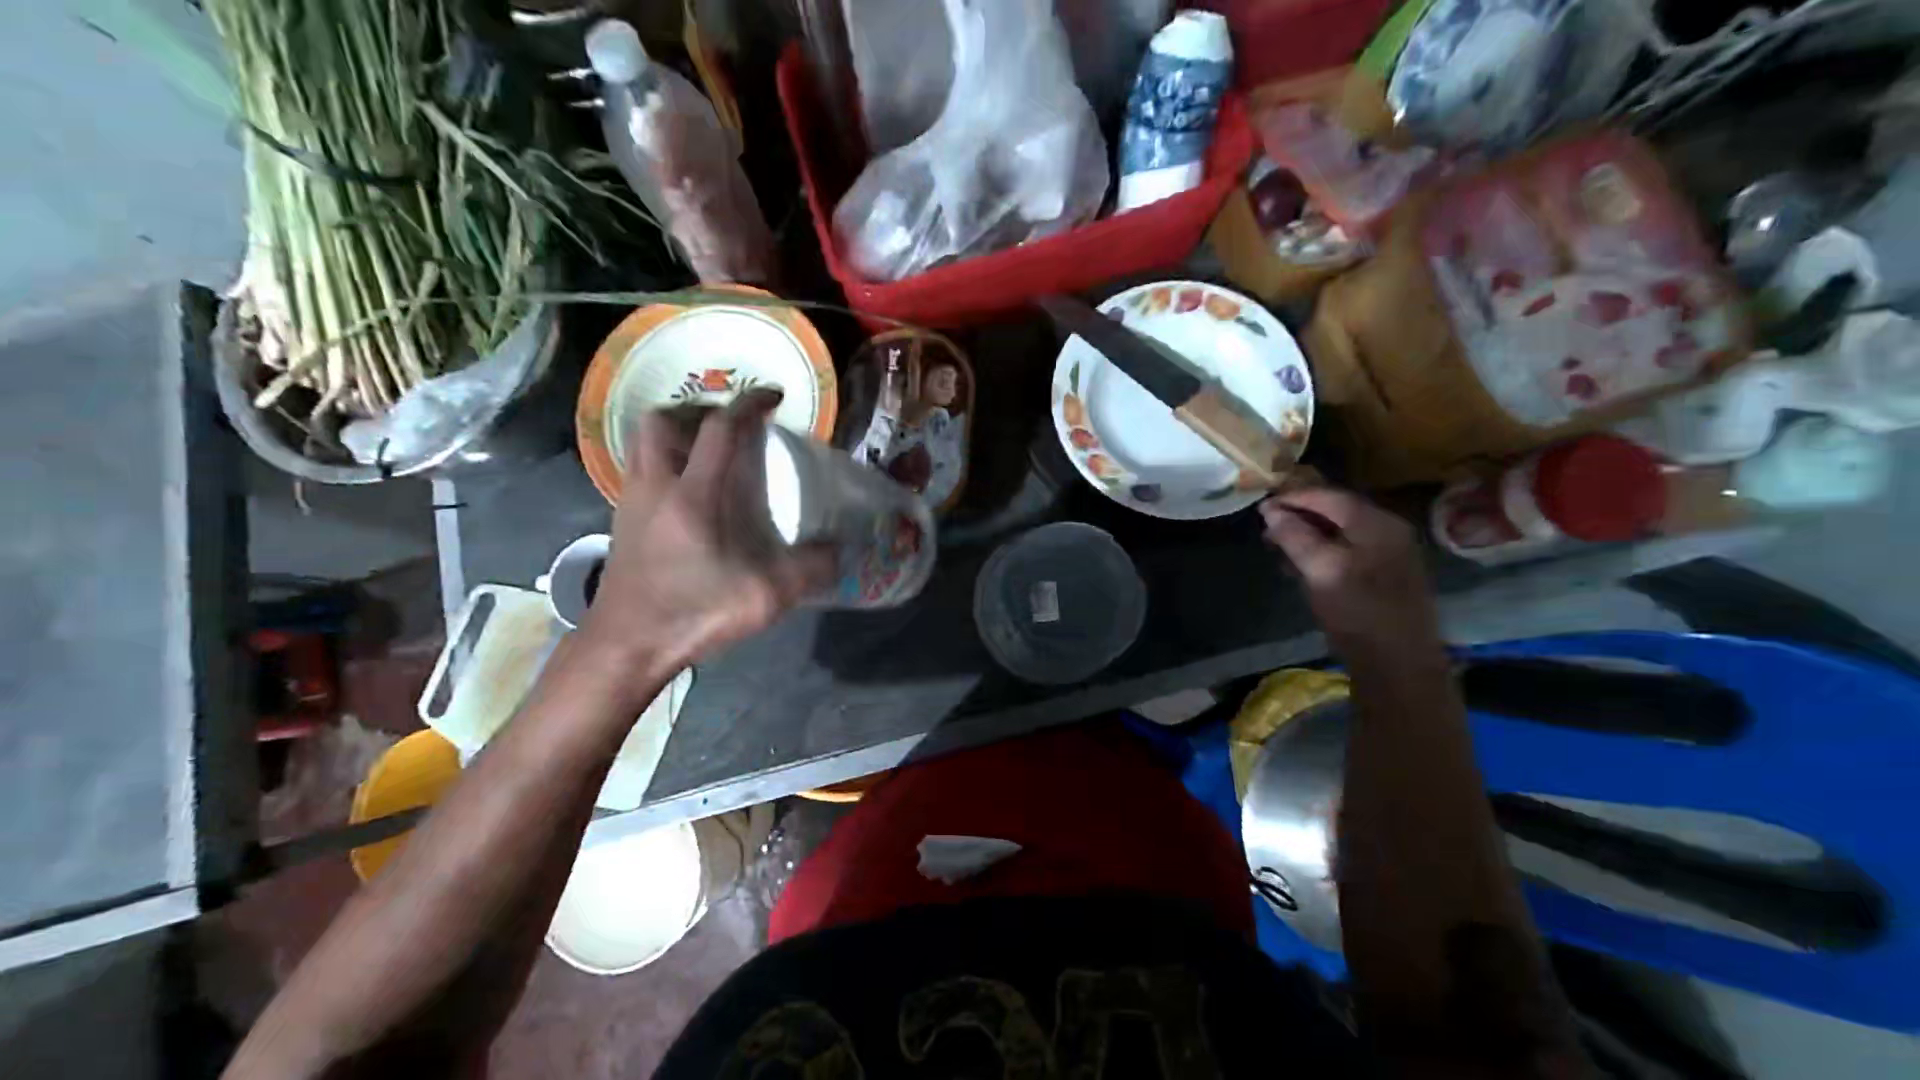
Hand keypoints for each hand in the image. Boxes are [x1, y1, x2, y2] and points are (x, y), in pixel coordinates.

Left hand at [576, 390, 835, 681]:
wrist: (626, 646)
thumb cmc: (693, 615)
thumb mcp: (766, 597)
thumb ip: (809, 569)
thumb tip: (839, 550)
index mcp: (693, 495)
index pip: (720, 428)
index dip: (749, 404)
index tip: (774, 397)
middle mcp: (656, 485)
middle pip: (664, 419)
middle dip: (699, 410)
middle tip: (730, 426)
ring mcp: (632, 501)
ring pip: (643, 441)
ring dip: (676, 433)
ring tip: (709, 451)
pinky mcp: (622, 521)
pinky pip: (640, 468)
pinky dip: (664, 461)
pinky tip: (688, 491)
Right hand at [1260, 488, 1442, 663]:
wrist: (1398, 663)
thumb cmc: (1358, 611)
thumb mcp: (1320, 569)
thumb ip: (1295, 536)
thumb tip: (1271, 510)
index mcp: (1377, 523)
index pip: (1329, 496)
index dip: (1293, 498)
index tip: (1261, 505)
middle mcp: (1388, 530)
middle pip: (1336, 511)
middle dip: (1298, 515)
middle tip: (1265, 528)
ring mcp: (1389, 553)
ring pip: (1340, 531)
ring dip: (1307, 534)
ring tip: (1277, 547)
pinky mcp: (1385, 575)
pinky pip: (1347, 550)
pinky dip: (1321, 551)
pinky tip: (1301, 566)